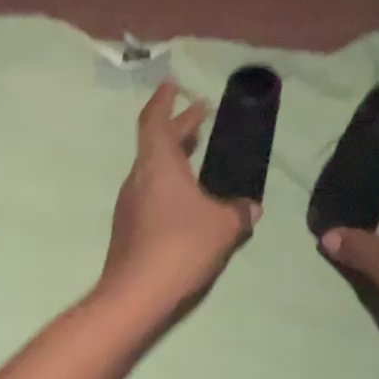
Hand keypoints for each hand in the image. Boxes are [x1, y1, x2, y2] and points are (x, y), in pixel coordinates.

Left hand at [99, 80, 259, 315]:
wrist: (136, 294)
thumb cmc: (180, 247)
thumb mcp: (223, 226)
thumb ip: (239, 211)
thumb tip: (250, 207)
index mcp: (157, 165)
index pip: (155, 120)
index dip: (164, 100)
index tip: (172, 85)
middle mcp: (137, 179)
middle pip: (155, 144)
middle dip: (179, 127)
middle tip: (200, 113)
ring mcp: (129, 205)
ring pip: (153, 171)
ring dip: (174, 158)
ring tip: (198, 155)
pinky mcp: (128, 229)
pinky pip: (151, 195)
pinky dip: (169, 185)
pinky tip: (188, 200)